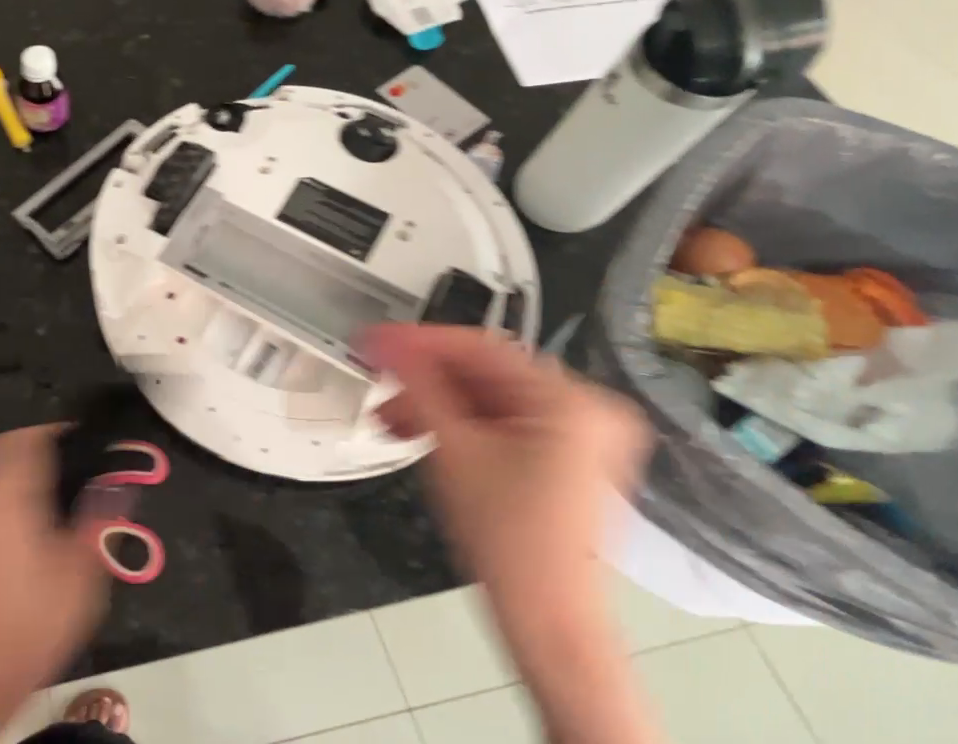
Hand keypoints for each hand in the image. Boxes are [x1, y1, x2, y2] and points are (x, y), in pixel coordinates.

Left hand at [0, 427, 110, 743]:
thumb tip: (117, 488)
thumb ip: (98, 524)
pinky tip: (23, 548)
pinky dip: (2, 517)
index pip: (22, 438)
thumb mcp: (80, 578)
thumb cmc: (25, 632)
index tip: (68, 431)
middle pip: (0, 456)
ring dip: (15, 486)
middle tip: (61, 462)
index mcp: (9, 502)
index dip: (47, 426)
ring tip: (49, 509)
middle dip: (29, 450)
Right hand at [366, 324, 649, 605]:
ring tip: (391, 421)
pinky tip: (422, 435)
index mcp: (571, 402)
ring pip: (487, 400)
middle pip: (483, 375)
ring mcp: (578, 436)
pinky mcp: (564, 458)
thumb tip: (386, 344)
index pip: (479, 349)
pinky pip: (501, 423)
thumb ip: (417, 386)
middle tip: (377, 387)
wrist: (547, 617)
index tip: (372, 341)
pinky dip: (459, 426)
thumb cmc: (510, 541)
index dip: (417, 343)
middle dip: (423, 383)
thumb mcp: (453, 450)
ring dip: (435, 405)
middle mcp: (585, 411)